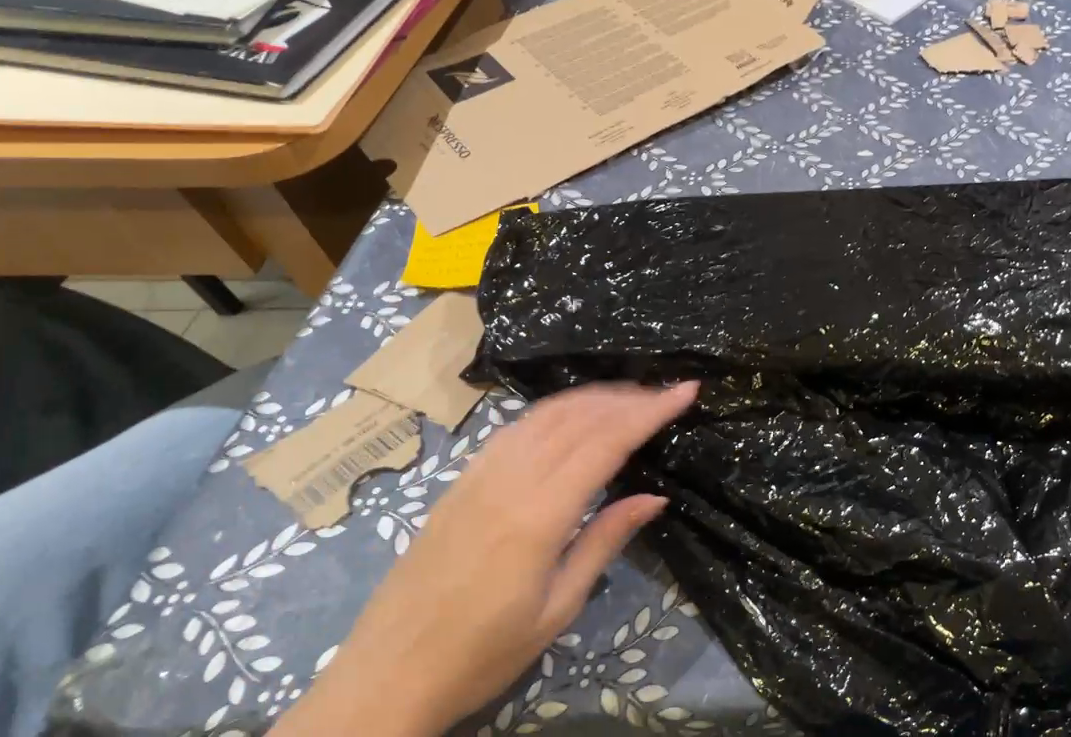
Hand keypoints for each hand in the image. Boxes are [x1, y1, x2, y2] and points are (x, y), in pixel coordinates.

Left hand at [274, 382, 698, 736]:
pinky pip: (513, 430)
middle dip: (627, 398)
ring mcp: (476, 479)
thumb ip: (604, 542)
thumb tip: (655, 496)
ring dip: (591, 398)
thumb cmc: (480, 655)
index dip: (649, 412)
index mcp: (537, 516)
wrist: (383, 679)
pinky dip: (552, 411)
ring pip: (543, 416)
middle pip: (577, 418)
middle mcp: (506, 483)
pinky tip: (570, 418)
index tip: (687, 391)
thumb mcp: (556, 609)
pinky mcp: (457, 485)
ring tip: (628, 398)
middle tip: (666, 394)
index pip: (605, 443)